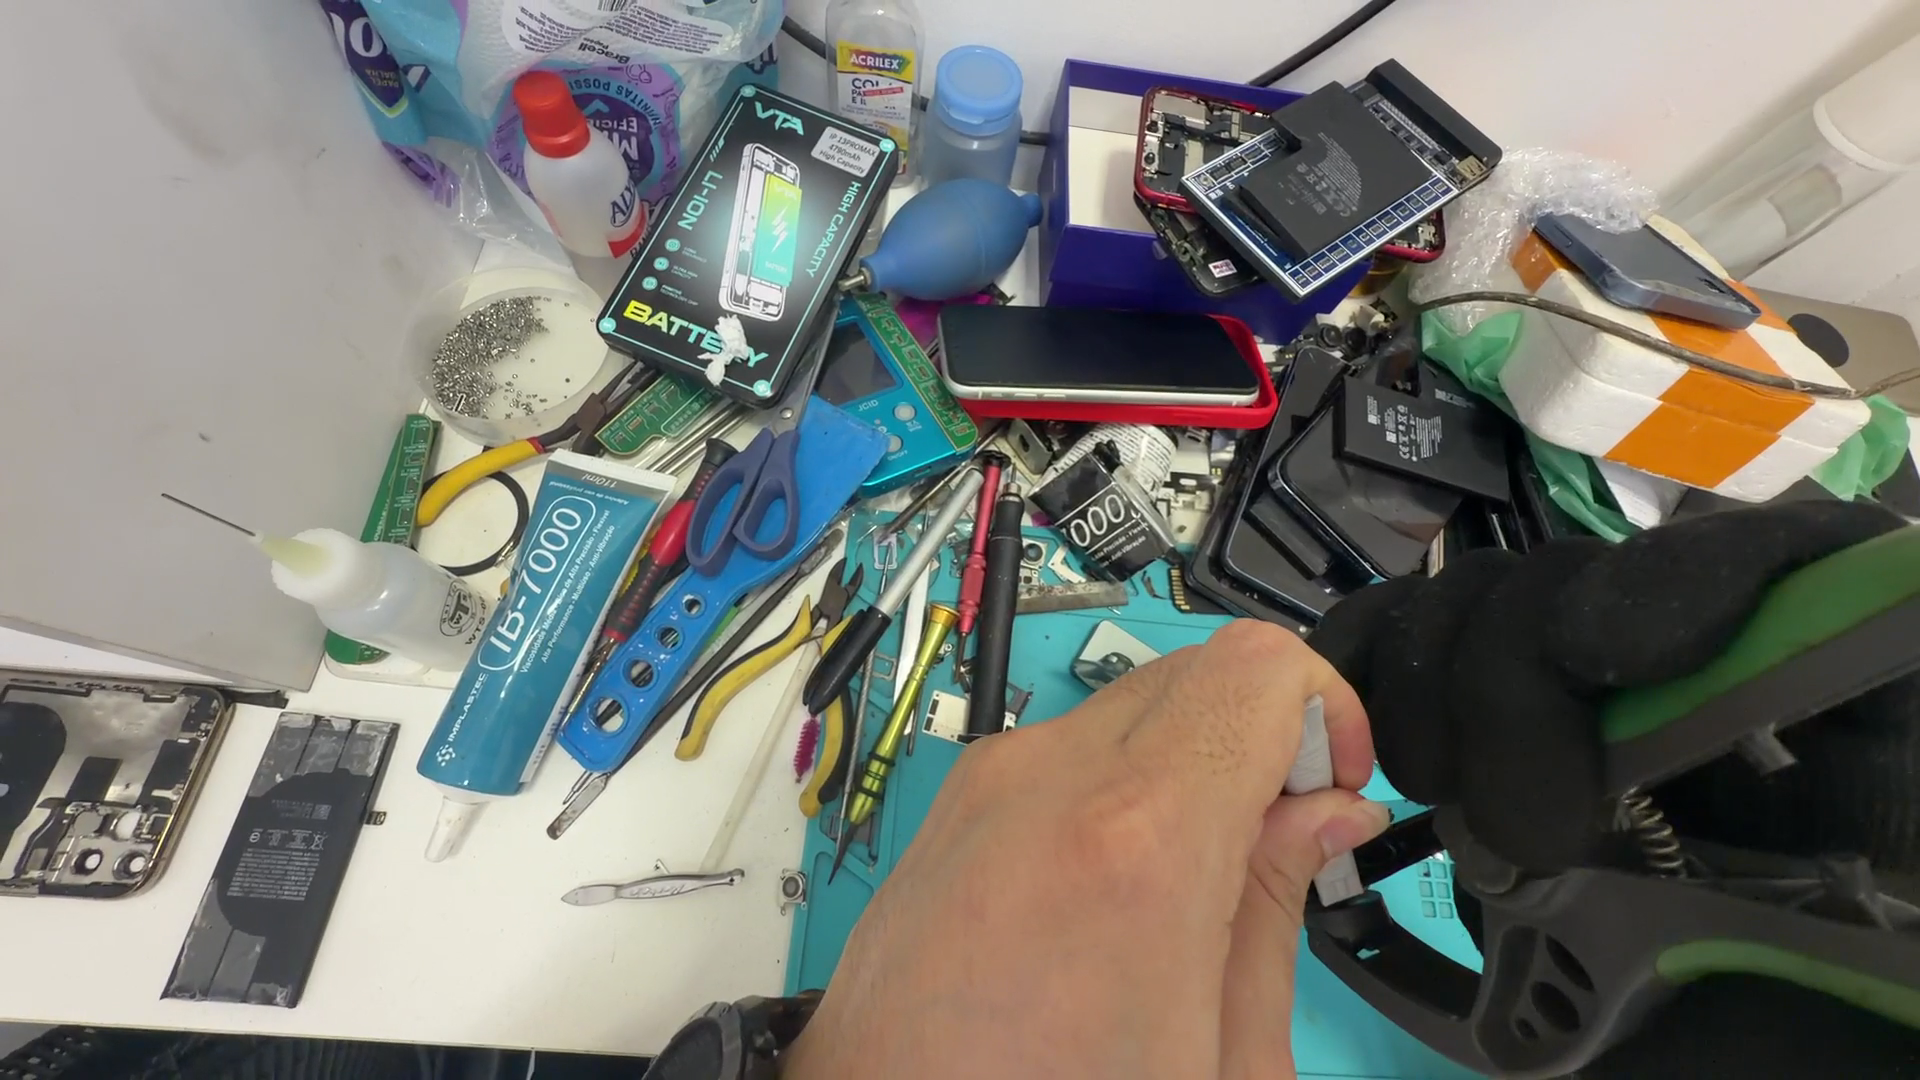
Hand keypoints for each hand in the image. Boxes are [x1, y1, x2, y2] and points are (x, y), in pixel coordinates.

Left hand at [781, 620, 1384, 1079]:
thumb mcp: (1221, 1061)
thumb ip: (1274, 903)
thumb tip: (1323, 810)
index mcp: (1138, 838)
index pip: (1254, 668)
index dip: (1319, 705)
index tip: (1330, 778)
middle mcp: (1052, 774)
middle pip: (1196, 670)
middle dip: (1258, 731)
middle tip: (1274, 831)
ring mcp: (994, 773)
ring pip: (1134, 700)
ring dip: (1188, 755)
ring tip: (1191, 869)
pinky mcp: (960, 790)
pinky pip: (1072, 741)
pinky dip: (1123, 774)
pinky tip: (1119, 870)